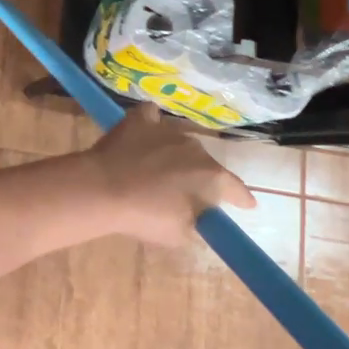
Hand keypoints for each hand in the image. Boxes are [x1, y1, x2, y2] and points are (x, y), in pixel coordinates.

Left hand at [82, 105, 256, 245]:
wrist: (102, 189)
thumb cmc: (144, 216)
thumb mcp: (180, 234)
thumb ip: (196, 223)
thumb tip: (195, 217)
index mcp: (211, 176)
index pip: (235, 188)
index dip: (241, 198)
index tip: (246, 203)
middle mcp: (195, 148)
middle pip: (204, 163)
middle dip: (199, 177)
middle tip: (183, 191)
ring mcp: (166, 130)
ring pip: (180, 141)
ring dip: (175, 153)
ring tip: (161, 166)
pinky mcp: (139, 120)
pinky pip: (151, 115)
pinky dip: (151, 122)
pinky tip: (146, 129)